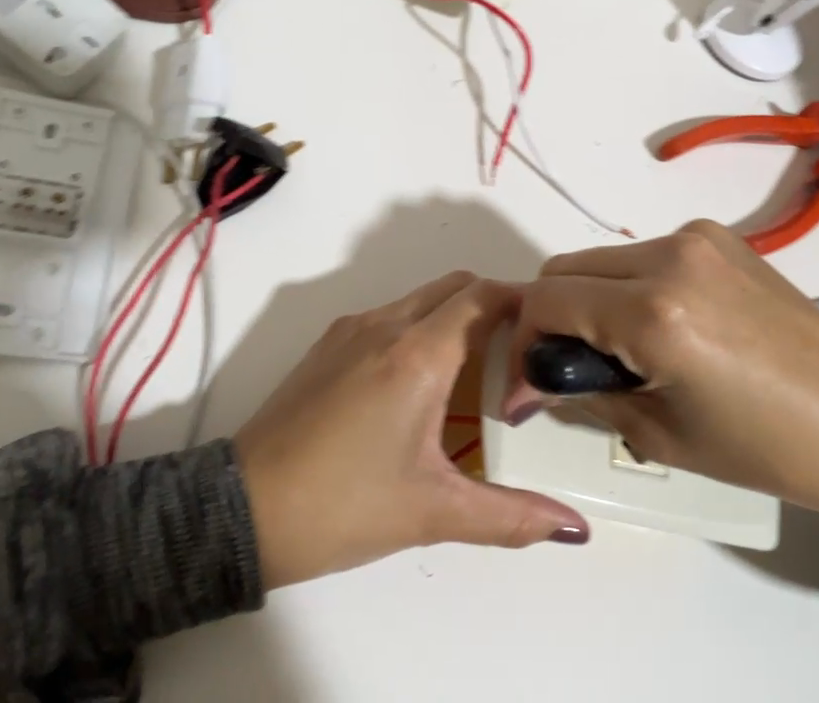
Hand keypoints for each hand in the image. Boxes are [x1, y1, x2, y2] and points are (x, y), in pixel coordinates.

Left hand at [236, 272, 589, 589]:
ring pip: (418, 300)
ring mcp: (347, 332)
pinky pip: (386, 318)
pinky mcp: (324, 348)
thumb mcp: (433, 512)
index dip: (523, 304)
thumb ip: (511, 516)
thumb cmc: (343, 507)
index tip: (549, 335)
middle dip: (493, 307)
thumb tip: (575, 531)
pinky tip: (420, 387)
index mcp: (416, 354)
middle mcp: (383, 326)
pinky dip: (417, 331)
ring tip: (476, 377)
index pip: (484, 296)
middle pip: (454, 287)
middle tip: (519, 358)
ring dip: (452, 319)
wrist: (242, 510)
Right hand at [500, 221, 818, 532]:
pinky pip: (642, 256)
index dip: (521, 344)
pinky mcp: (719, 238)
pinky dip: (626, 288)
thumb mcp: (656, 433)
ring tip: (614, 356)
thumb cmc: (765, 449)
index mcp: (655, 312)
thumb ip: (580, 392)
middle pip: (564, 270)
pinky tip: (656, 331)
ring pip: (601, 260)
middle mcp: (671, 257)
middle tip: (561, 372)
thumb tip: (528, 384)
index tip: (525, 388)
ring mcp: (698, 240)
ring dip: (588, 302)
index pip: (545, 301)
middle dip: (548, 320)